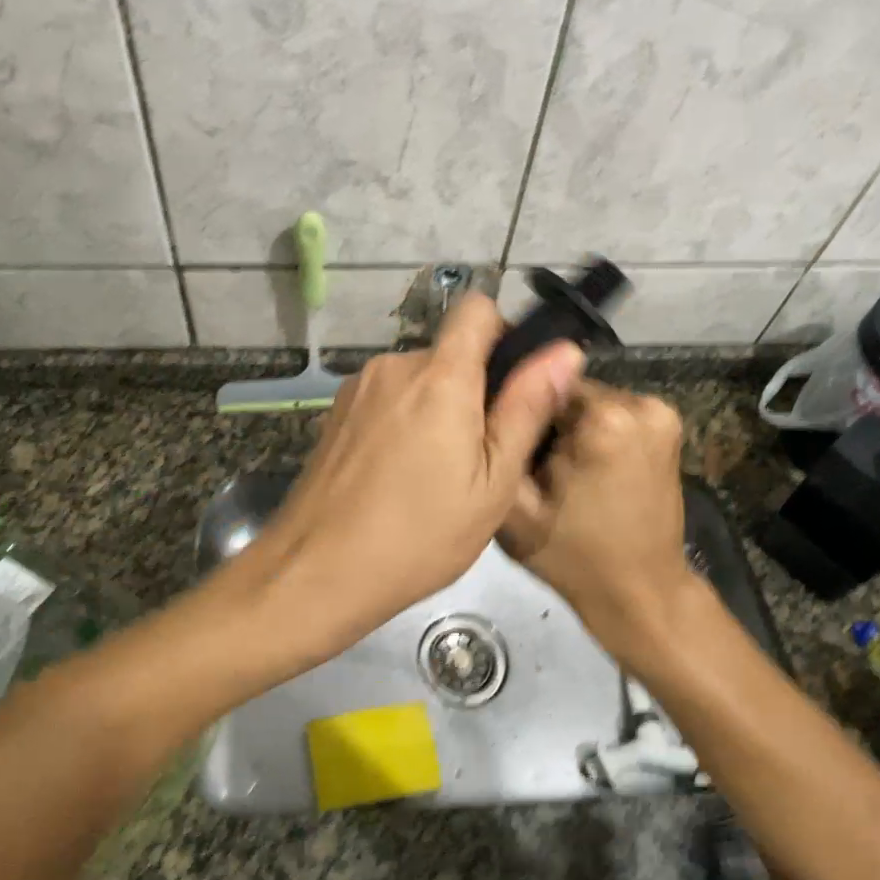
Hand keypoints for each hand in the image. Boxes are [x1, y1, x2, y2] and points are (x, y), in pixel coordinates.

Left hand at [256, 293, 583, 652]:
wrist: (316, 570)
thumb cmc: (419, 535)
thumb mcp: (492, 483)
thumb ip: (527, 409)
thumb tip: (563, 350)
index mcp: (439, 376)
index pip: (476, 309)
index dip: (504, 334)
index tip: (514, 383)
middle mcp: (394, 367)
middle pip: (448, 353)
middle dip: (472, 389)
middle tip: (480, 456)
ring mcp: (358, 389)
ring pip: (417, 380)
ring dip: (436, 410)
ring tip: (437, 476)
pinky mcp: (335, 414)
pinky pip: (387, 400)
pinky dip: (403, 423)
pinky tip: (399, 478)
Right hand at [498, 382, 699, 660]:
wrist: (641, 594)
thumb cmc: (575, 556)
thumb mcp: (516, 508)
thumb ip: (502, 446)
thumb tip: (486, 399)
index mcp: (605, 419)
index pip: (541, 383)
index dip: (519, 411)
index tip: (508, 443)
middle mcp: (642, 405)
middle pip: (569, 392)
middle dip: (547, 420)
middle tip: (529, 464)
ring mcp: (662, 416)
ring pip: (590, 402)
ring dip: (569, 427)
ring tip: (552, 468)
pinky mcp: (669, 430)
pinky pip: (613, 416)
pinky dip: (594, 435)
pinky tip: (579, 469)